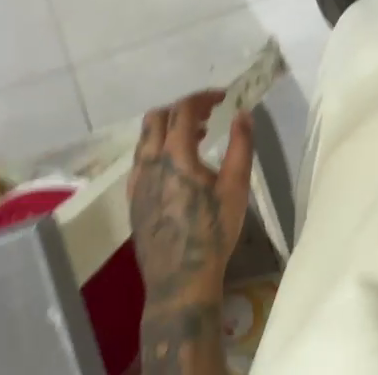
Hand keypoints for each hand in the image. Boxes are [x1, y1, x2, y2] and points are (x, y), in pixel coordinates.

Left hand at [129, 90, 252, 306]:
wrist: (180, 280)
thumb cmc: (213, 231)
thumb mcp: (236, 187)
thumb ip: (241, 145)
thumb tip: (243, 113)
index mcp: (175, 154)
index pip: (184, 109)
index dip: (203, 97)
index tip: (223, 98)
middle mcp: (149, 162)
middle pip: (157, 117)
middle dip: (182, 109)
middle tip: (208, 115)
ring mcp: (137, 181)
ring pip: (145, 139)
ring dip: (168, 129)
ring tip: (196, 138)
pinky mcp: (133, 199)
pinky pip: (141, 161)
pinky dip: (158, 150)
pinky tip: (177, 167)